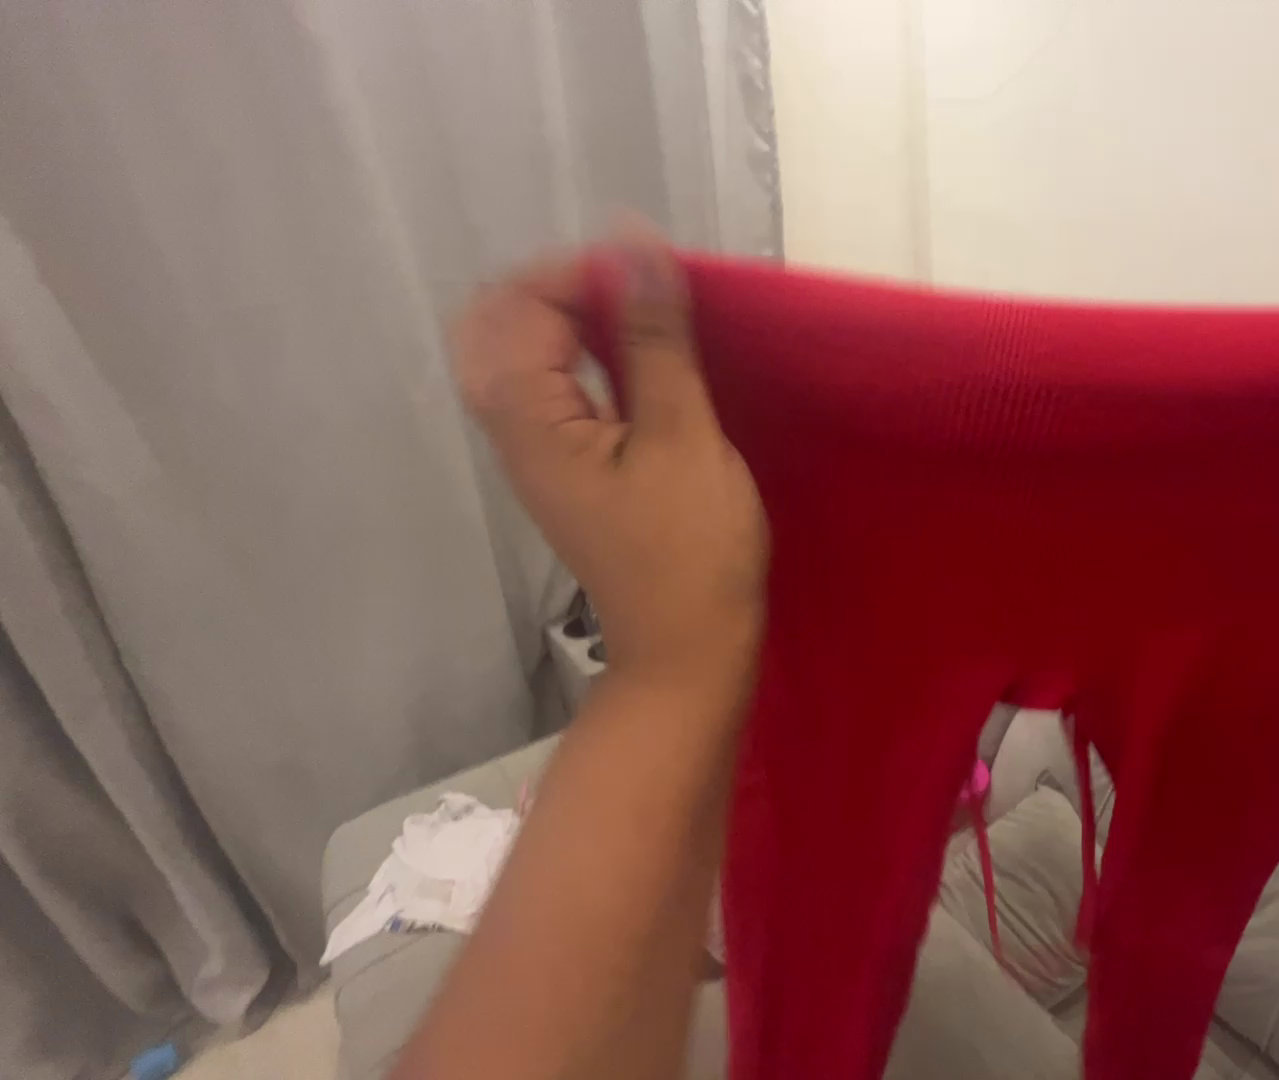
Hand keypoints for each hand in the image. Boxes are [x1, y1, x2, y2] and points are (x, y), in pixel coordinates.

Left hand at [452, 225, 766, 700]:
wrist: (689, 644)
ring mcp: (538, 455)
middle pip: (497, 325)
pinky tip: (636, 366)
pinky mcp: (568, 471)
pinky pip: (552, 390)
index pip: (519, 306)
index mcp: (529, 420)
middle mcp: (514, 432)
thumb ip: (655, 341)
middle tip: (636, 291)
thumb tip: (635, 245)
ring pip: (521, 357)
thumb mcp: (683, 436)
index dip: (582, 271)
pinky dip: (585, 358)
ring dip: (573, 322)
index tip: (656, 277)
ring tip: (641, 319)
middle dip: (564, 289)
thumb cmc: (693, 547)